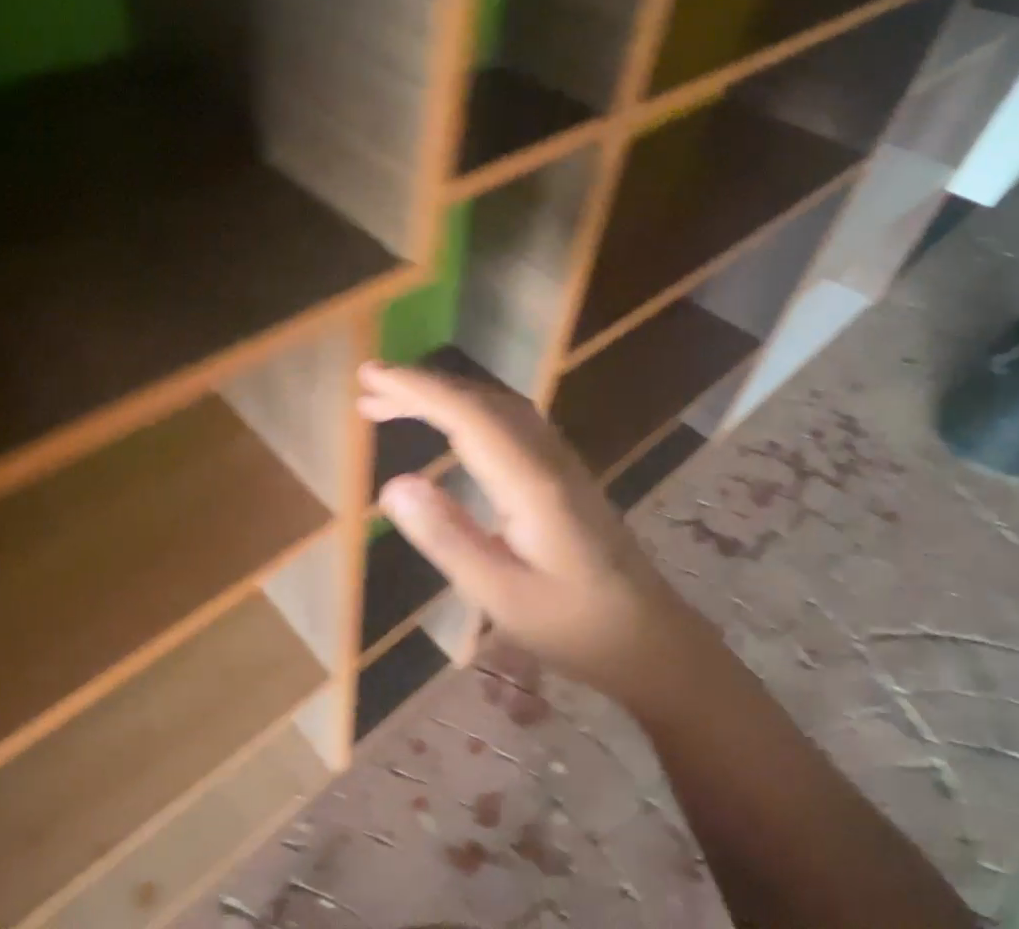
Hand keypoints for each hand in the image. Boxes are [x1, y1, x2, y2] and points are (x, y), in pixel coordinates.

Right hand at [359, 362, 706, 707]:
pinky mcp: (564, 478)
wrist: (651, 640)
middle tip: (367, 390)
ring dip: (446, 396)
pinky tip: (451, 429)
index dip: (417, 390)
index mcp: (532, 482)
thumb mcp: (501, 596)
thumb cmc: (574, 627)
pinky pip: (511, 423)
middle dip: (423, 387)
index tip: (370, 377)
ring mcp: (561, 465)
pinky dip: (469, 412)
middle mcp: (548, 459)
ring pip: (499, 407)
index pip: (468, 415)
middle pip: (482, 401)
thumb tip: (392, 485)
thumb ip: (447, 538)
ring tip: (393, 404)